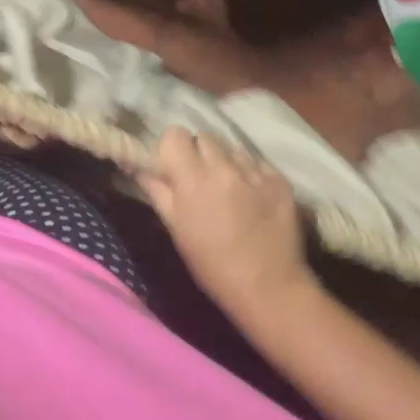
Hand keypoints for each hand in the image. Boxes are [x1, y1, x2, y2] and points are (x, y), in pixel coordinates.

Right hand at [136, 128, 314, 318]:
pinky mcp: (281, 181)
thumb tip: (139, 167)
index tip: (173, 165)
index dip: (171, 147)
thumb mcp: (174, 227)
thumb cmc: (210, 262)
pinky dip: (251, 174)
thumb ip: (156, 191)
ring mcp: (256, 172)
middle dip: (198, 152)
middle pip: (204, 137)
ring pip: (233, 148)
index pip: (175, 134)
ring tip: (228, 188)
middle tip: (199, 178)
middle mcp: (224, 167)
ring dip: (225, 162)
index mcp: (192, 178)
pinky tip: (252, 197)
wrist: (267, 285)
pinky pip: (258, 164)